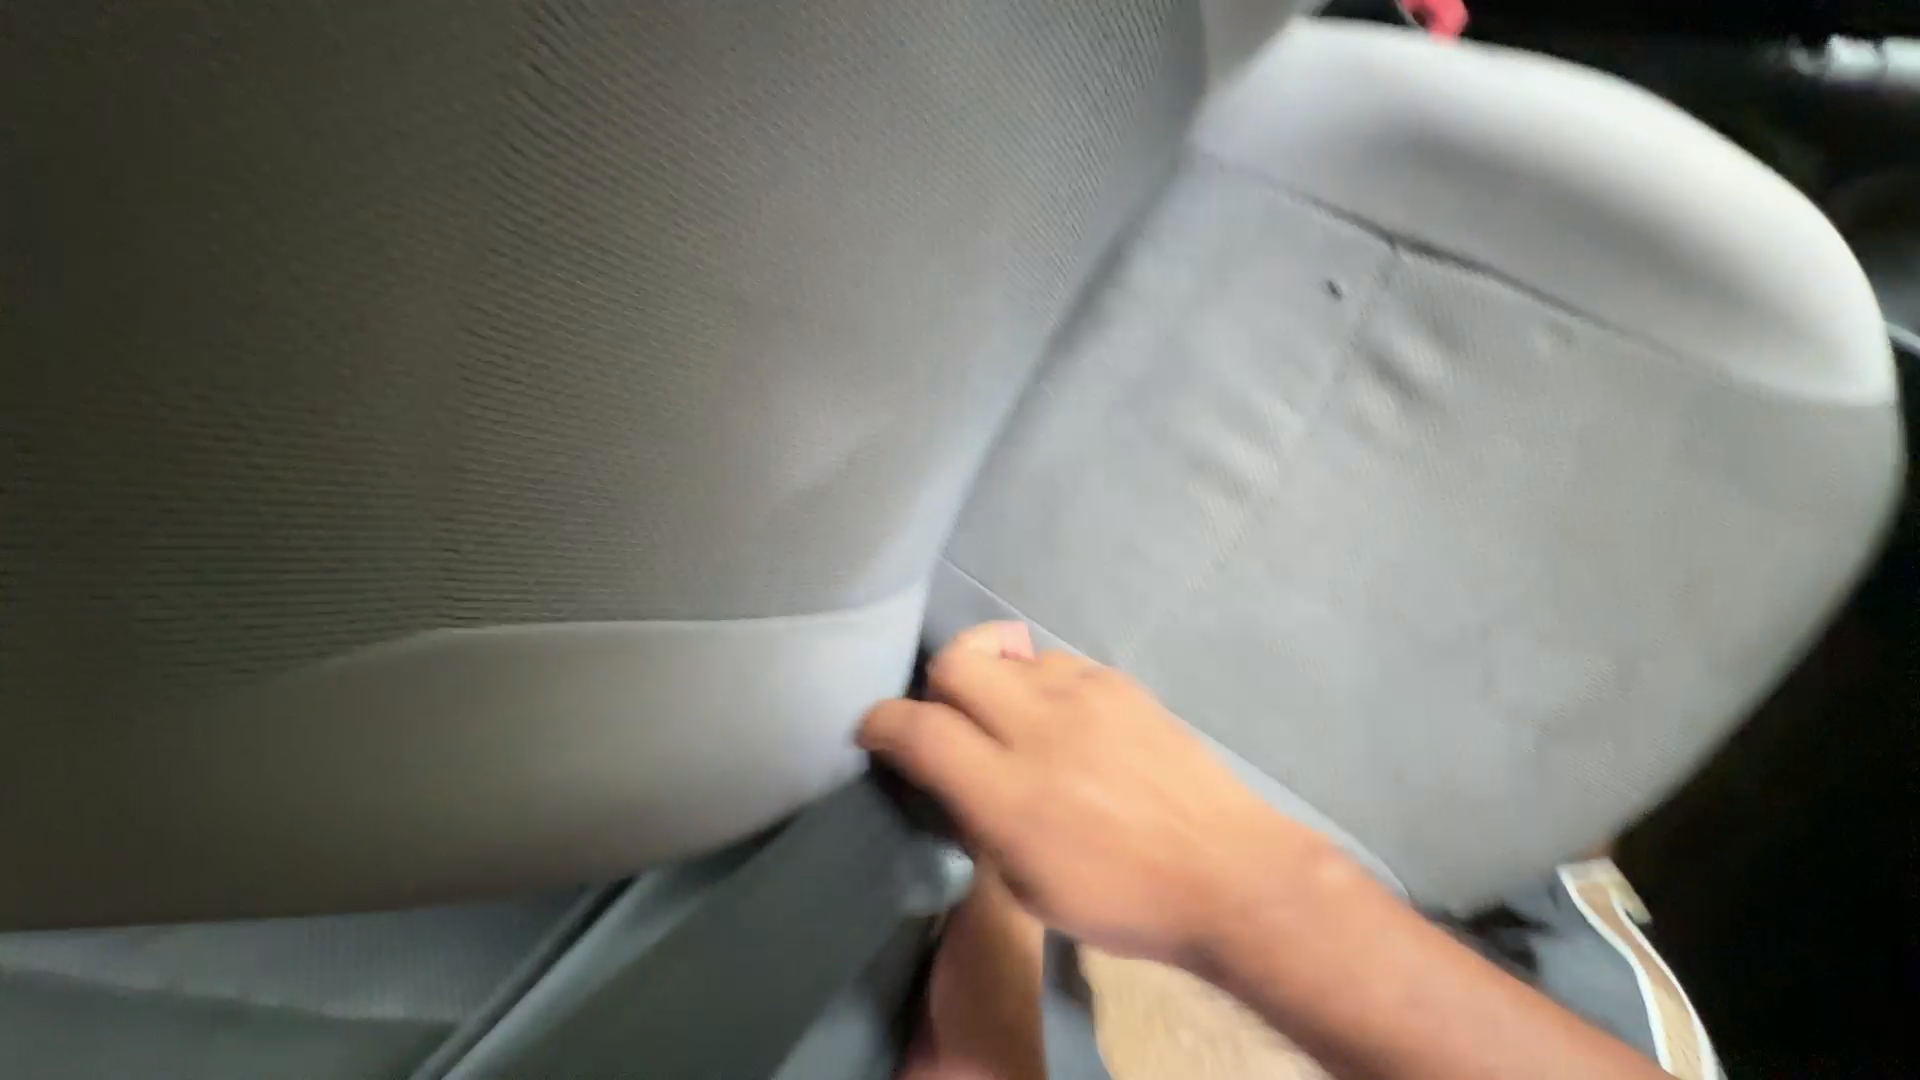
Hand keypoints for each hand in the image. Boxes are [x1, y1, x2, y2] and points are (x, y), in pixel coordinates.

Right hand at [859, 622, 1340, 970]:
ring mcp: (1084, 693)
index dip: (881, 722)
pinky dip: (1039, 685)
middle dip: (935, 686)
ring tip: (1015, 724)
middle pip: (955, 662)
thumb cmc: (1121, 898)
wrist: (1227, 871)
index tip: (877, 731)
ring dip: (993, 684)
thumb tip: (947, 770)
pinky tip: (1064, 724)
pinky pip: (1054, 663)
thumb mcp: (1027, 886)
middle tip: (948, 718)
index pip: (918, 729)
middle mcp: (1040, 727)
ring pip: (1006, 655)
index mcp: (1010, 793)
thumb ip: (975, 817)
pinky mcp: (1118, 681)